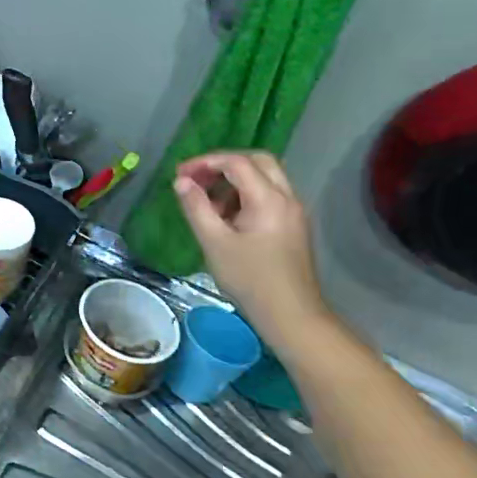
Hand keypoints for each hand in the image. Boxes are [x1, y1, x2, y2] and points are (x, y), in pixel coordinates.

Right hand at [173, 152, 327, 346]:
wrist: (292, 316)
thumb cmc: (250, 281)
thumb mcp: (215, 244)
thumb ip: (197, 208)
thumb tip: (182, 182)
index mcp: (268, 198)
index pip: (236, 162)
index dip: (205, 162)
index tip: (181, 174)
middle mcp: (287, 196)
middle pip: (257, 161)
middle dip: (224, 165)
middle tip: (198, 180)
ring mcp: (295, 211)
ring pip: (266, 178)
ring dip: (237, 181)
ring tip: (210, 205)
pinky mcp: (295, 226)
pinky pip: (271, 196)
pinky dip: (248, 196)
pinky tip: (230, 220)